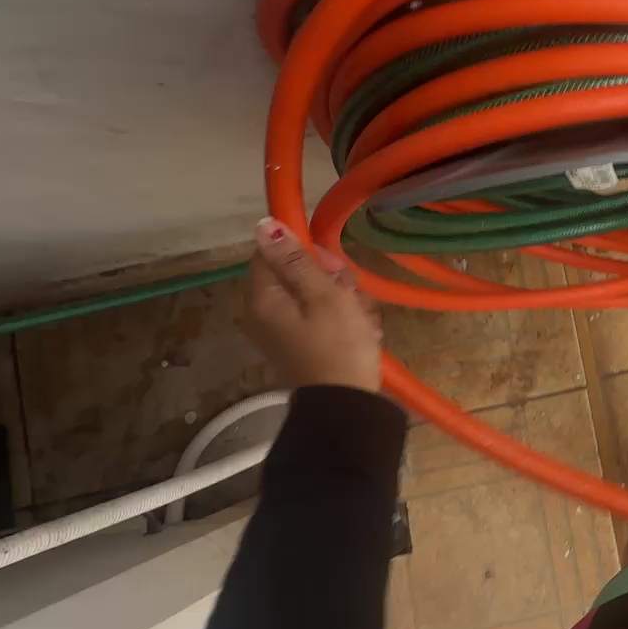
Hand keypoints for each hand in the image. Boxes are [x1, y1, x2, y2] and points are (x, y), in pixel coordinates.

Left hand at [242, 217, 382, 392]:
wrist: (347, 404)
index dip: (306, 252)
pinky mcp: (306, 343)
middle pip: (298, 273)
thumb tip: (264, 224)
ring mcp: (286, 330)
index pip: (272, 253)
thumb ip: (296, 259)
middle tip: (351, 294)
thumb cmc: (338, 345)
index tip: (333, 266)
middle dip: (333, 279)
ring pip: (319, 294)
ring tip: (363, 320)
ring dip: (347, 300)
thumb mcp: (324, 296)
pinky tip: (364, 332)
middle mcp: (266, 313)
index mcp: (263, 299)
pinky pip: (326, 316)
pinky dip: (347, 319)